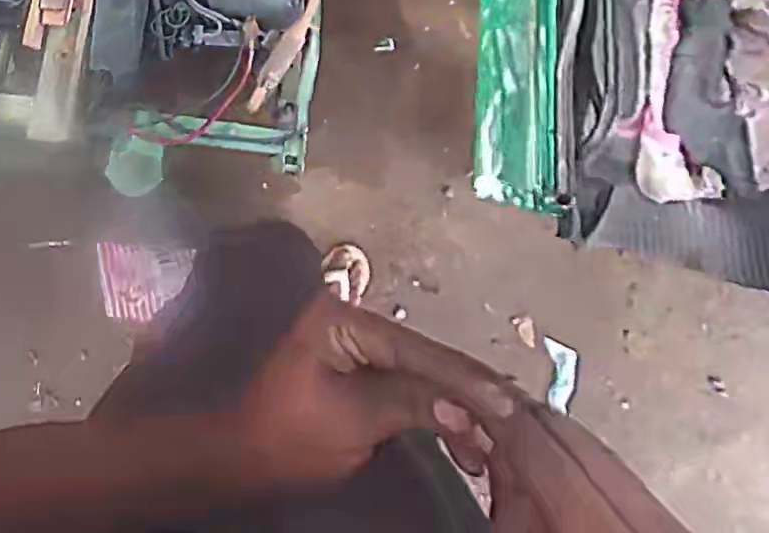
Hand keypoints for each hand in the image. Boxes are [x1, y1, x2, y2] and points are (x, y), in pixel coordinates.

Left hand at [224, 293, 517, 488]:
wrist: (254, 452)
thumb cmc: (293, 433)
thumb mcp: (352, 418)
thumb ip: (409, 403)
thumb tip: (468, 409)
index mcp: (341, 318)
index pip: (413, 347)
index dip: (461, 378)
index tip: (508, 402)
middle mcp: (351, 318)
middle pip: (421, 355)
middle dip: (466, 393)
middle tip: (514, 423)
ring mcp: (357, 340)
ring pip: (421, 371)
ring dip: (456, 407)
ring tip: (491, 444)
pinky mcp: (363, 366)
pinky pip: (409, 382)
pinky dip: (436, 410)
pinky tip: (464, 439)